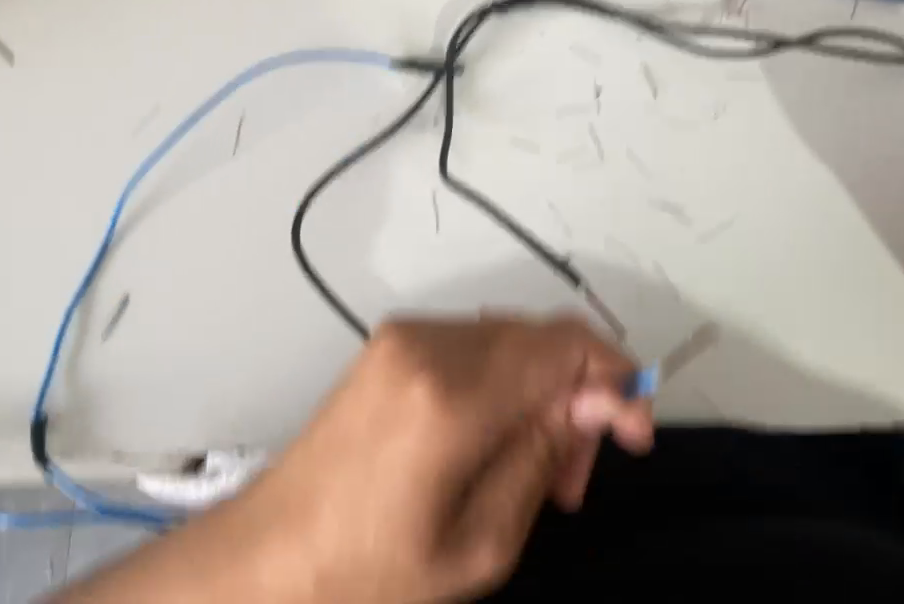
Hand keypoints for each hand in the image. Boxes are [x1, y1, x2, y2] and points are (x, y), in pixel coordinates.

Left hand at [222, 316, 652, 603]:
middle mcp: (429, 346)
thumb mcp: (478, 545)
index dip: (615, 378)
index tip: (633, 434)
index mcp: (450, 399)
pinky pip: (475, 342)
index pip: (563, 347)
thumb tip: (593, 401)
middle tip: (575, 474)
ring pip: (512, 336)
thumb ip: (542, 458)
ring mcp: (404, 336)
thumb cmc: (371, 568)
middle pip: (542, 336)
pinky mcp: (391, 341)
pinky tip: (497, 434)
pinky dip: (505, 378)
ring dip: (543, 386)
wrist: (271, 548)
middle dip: (580, 392)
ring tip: (537, 465)